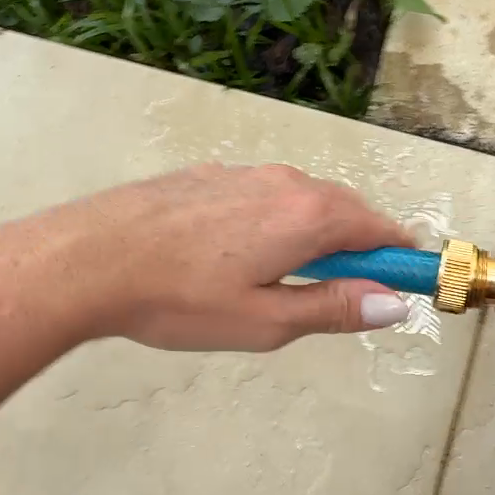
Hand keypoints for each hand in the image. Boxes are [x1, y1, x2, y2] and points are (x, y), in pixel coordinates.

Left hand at [0, 164, 414, 352]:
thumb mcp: (266, 321)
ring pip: (302, 200)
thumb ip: (336, 308)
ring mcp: (243, 173)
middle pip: (345, 210)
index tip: (407, 282)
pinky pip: (263, 195)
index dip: (400, 257)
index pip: (380, 229)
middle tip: (348, 291)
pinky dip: (276, 220)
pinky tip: (240, 252)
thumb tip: (395, 304)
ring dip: (316, 233)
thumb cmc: (181, 300)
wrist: (87, 259)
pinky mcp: (208, 175)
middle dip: (359, 246)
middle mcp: (285, 182)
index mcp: (309, 216)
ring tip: (289, 277)